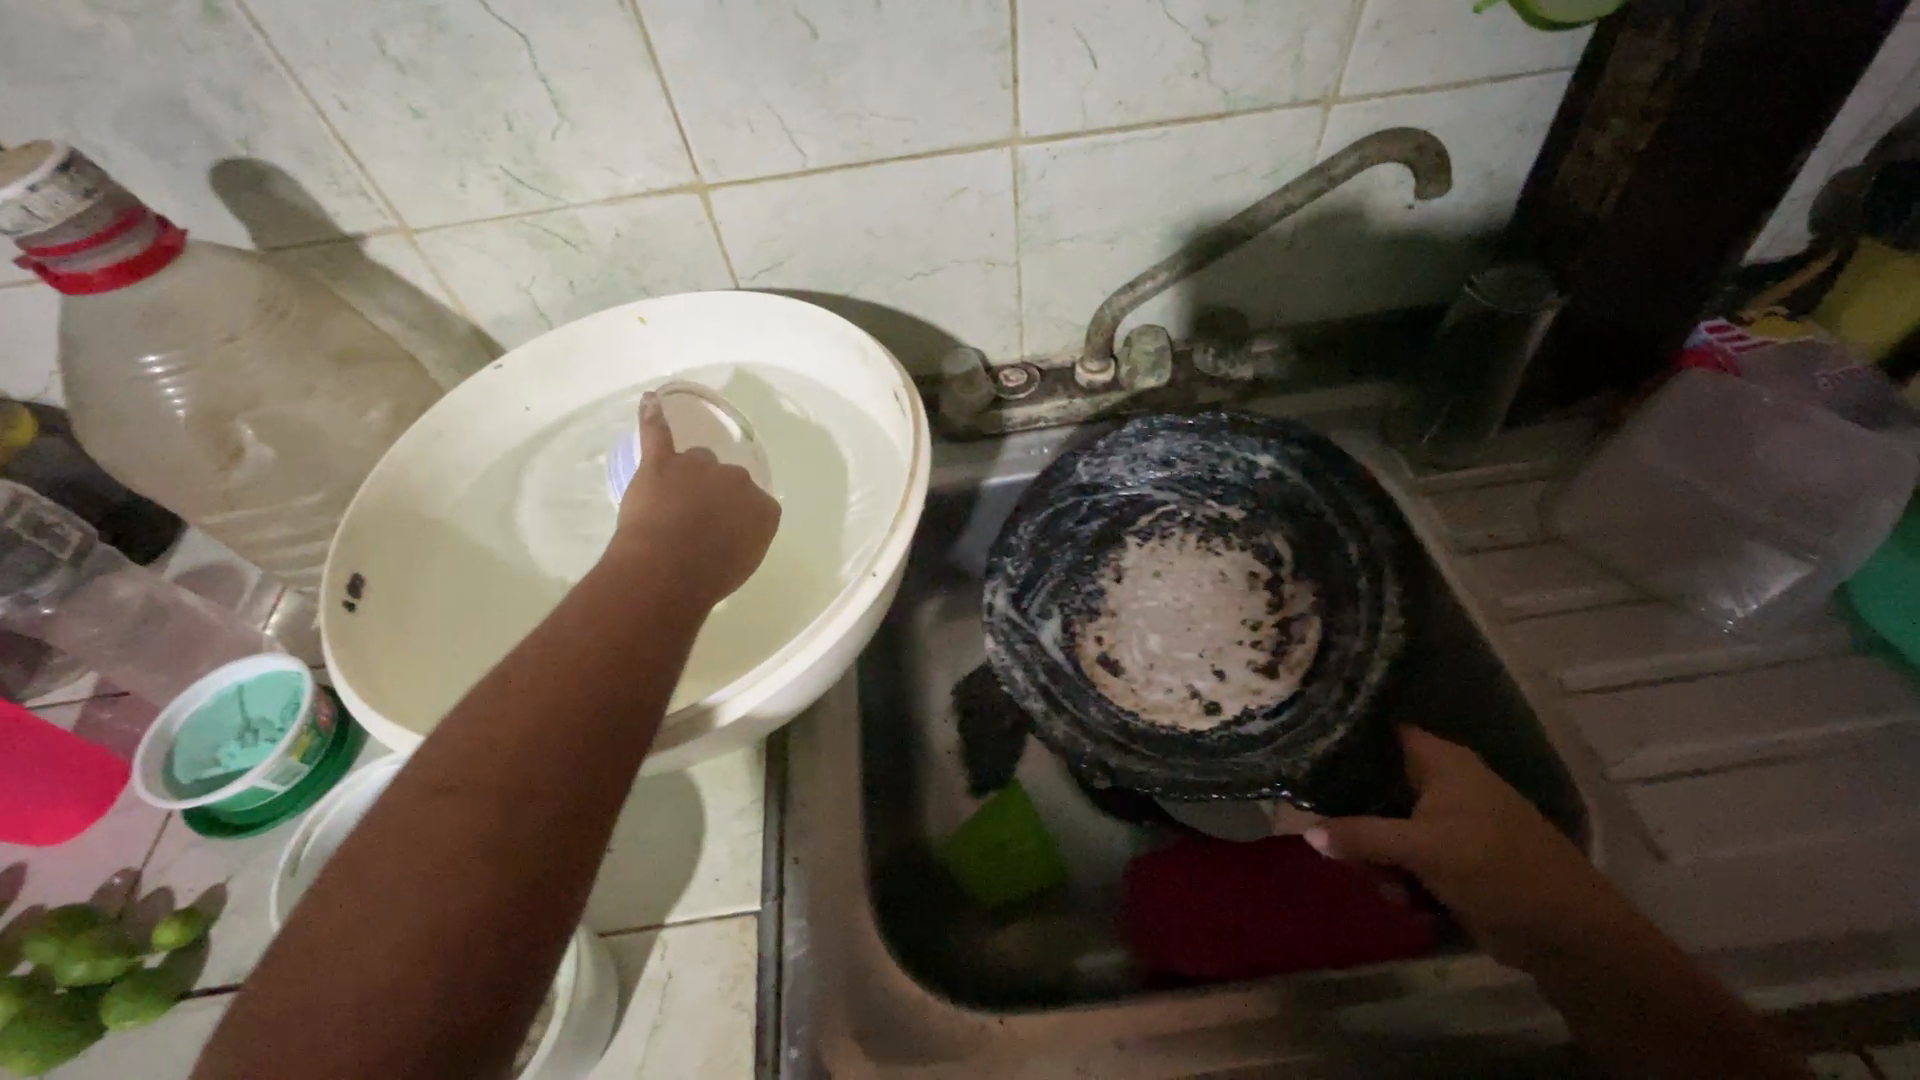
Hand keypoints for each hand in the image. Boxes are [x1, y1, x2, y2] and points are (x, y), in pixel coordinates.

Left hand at [609, 391, 780, 608]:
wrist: (668, 570)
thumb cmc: (709, 576)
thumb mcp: (744, 562)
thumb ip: (745, 537)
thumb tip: (732, 528)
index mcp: (764, 508)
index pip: (757, 505)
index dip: (736, 519)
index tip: (723, 534)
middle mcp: (739, 480)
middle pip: (728, 479)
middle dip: (714, 496)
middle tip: (694, 523)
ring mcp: (700, 467)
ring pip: (697, 460)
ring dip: (687, 475)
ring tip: (671, 501)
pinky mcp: (662, 461)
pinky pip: (658, 431)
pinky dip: (653, 415)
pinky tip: (650, 400)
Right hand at [1307, 727, 1627, 970]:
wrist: (1569, 934)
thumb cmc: (1498, 869)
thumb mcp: (1422, 849)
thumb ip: (1361, 836)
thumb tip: (1306, 833)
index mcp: (1439, 761)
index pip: (1377, 732)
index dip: (1341, 739)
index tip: (1302, 751)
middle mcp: (1440, 782)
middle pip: (1372, 786)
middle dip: (1355, 822)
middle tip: (1343, 847)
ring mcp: (1446, 821)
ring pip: (1384, 827)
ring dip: (1378, 860)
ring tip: (1389, 887)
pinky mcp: (1451, 856)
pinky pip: (1404, 856)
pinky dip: (1400, 877)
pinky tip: (1407, 901)